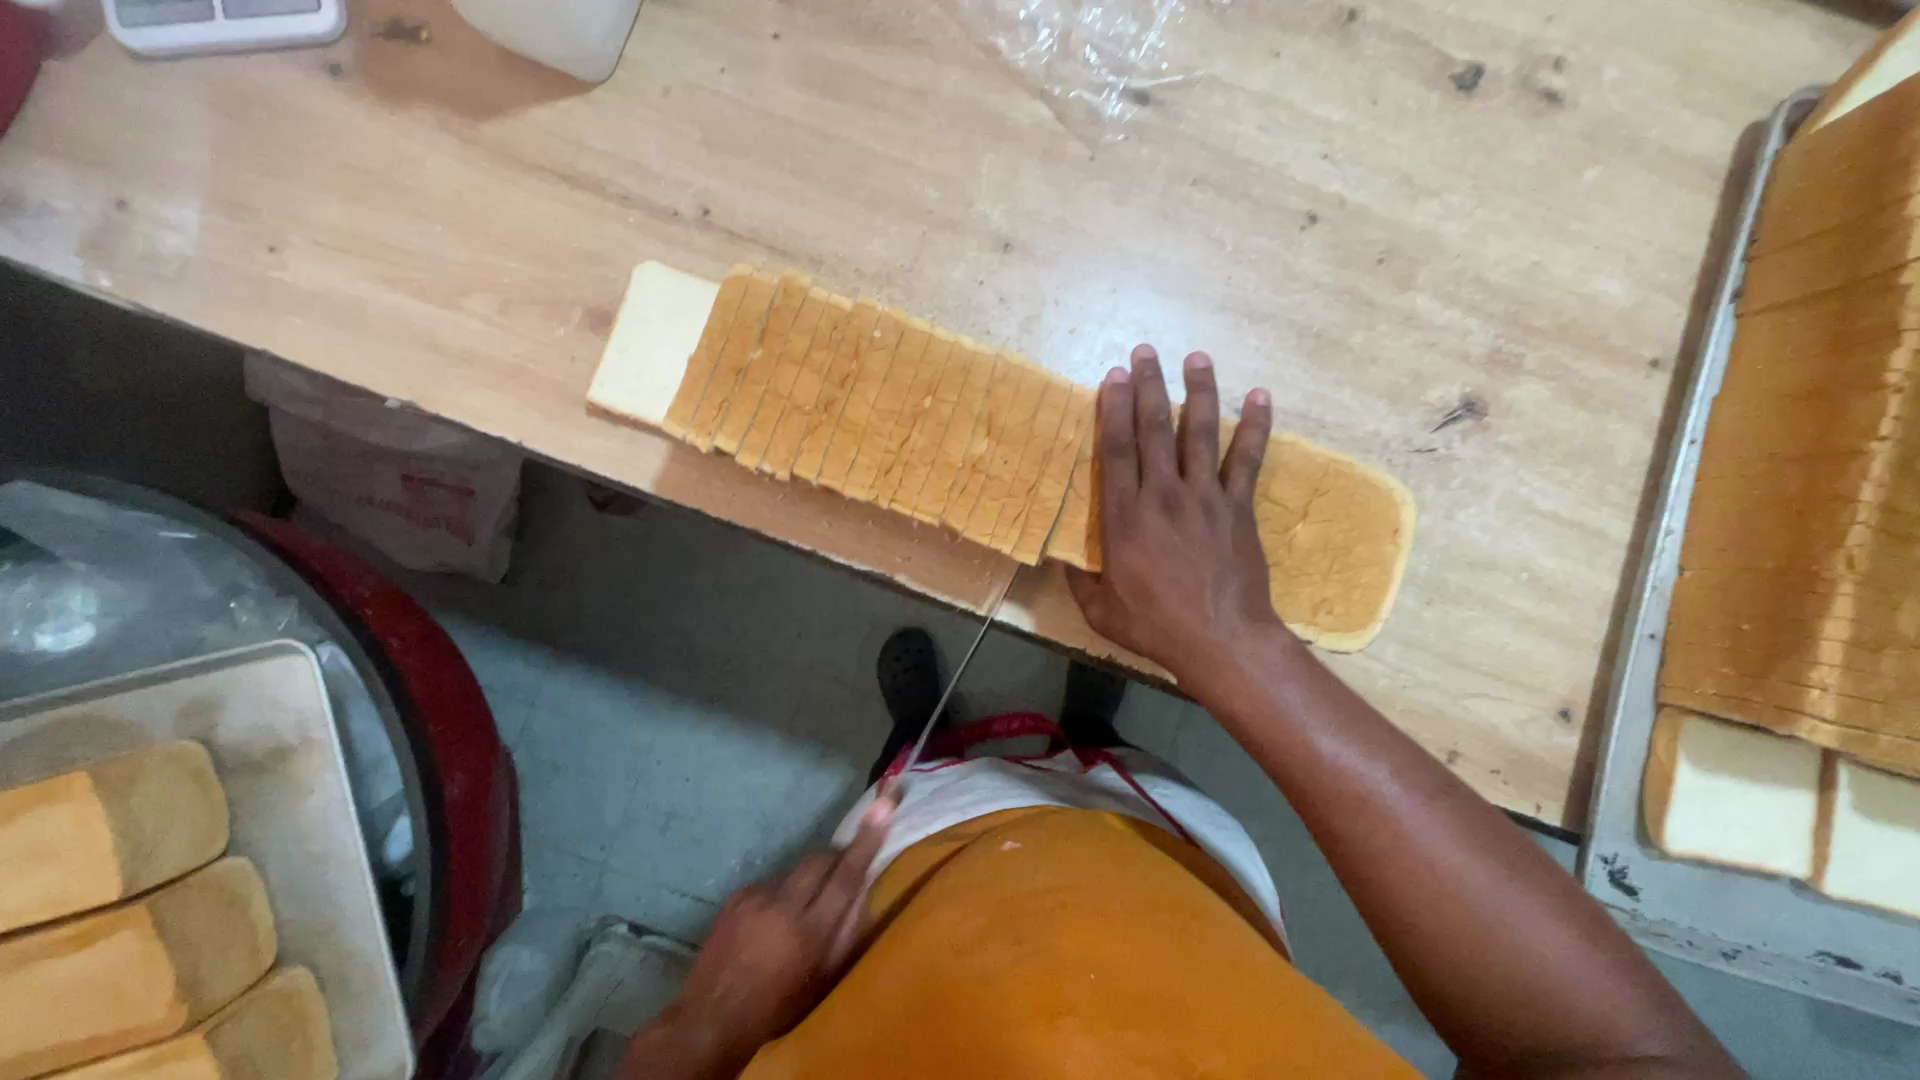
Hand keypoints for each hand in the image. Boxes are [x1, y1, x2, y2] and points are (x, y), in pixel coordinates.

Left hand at [621, 795, 896, 1077]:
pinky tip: (769, 924)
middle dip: (835, 860)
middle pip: (820, 860)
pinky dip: (778, 896)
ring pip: (795, 872)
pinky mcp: (736, 896)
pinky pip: (770, 884)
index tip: (882, 806)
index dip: (867, 840)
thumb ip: (847, 933)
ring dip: (804, 885)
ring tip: (797, 917)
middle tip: (841, 875)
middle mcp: (783, 906)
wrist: (711, 1022)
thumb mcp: (823, 980)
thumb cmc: (778, 1009)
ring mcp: (755, 897)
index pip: (846, 876)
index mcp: (811, 932)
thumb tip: (864, 891)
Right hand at [1067, 345, 1290, 682]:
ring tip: (1197, 358)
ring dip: (1198, 392)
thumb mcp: (1099, 609)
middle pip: (1155, 430)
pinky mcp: (1238, 508)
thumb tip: (1062, 556)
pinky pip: (1248, 460)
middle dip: (1149, 387)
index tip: (1113, 376)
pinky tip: (1261, 396)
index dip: (1113, 409)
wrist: (1221, 639)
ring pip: (1201, 433)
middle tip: (1145, 352)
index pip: (1116, 450)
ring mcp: (1206, 498)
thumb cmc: (1155, 625)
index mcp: (1126, 517)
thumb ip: (1079, 578)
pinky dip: (1256, 427)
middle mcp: (1164, 495)